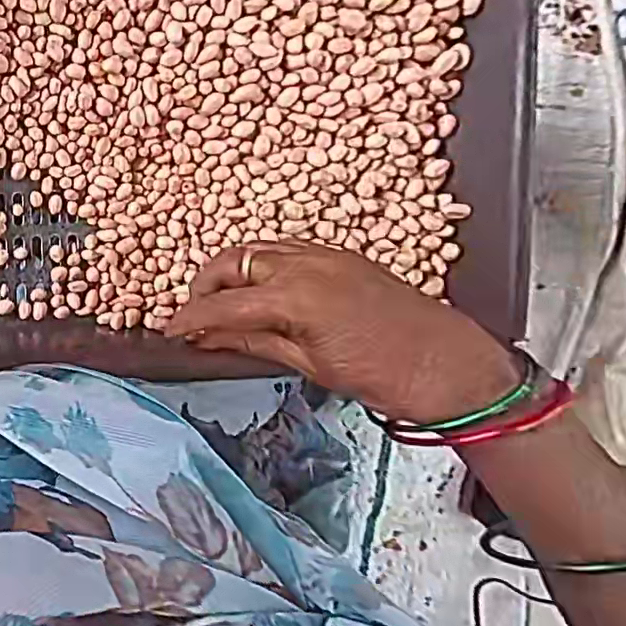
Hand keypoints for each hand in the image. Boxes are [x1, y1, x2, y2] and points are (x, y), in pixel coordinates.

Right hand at [164, 241, 521, 423]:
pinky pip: (285, 250)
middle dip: (205, 287)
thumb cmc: (386, 375)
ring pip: (255, 251)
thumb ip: (250, 343)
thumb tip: (206, 339)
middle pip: (230, 263)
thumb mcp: (308, 364)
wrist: (454, 368)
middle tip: (197, 316)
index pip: (221, 305)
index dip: (189, 319)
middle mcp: (305, 265)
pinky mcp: (341, 257)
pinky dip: (262, 266)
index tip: (171, 331)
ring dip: (231, 273)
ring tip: (225, 303)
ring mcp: (325, 256)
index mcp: (295, 298)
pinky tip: (262, 290)